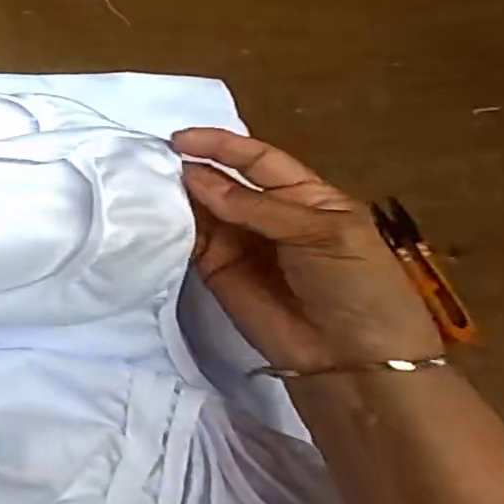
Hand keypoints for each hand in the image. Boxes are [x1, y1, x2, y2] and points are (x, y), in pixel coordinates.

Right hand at [172, 128, 442, 374]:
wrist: (353, 364)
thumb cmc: (356, 286)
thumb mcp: (320, 234)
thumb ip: (255, 206)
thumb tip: (193, 176)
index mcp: (304, 195)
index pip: (257, 159)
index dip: (221, 145)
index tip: (180, 139)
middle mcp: (267, 212)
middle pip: (223, 179)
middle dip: (193, 166)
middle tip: (154, 160)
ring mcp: (239, 241)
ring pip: (202, 206)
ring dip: (178, 194)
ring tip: (148, 182)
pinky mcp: (216, 269)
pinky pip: (190, 239)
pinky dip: (172, 225)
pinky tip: (154, 212)